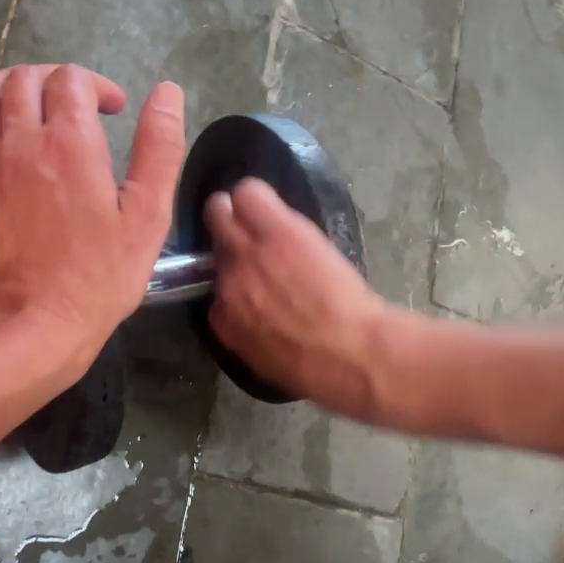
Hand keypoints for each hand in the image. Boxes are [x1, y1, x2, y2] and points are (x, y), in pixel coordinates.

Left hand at [0, 66, 184, 362]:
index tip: (114, 110)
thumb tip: (167, 91)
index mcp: (69, 142)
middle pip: (22, 79)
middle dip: (52, 79)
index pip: (71, 80)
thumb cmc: (102, 274)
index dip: (97, 85)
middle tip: (74, 104)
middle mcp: (20, 143)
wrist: (41, 324)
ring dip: (0, 88)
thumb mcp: (148, 214)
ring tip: (23, 104)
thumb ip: (159, 148)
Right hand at [203, 179, 396, 417]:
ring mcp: (247, 252)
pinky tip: (270, 201)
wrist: (350, 352)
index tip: (252, 276)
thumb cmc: (320, 368)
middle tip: (245, 231)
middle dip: (223, 233)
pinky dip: (256, 194)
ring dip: (236, 209)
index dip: (234, 277)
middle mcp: (226, 282)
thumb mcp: (270, 362)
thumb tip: (256, 320)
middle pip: (213, 240)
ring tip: (258, 212)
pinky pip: (250, 194)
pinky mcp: (273, 230)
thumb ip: (252, 335)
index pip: (214, 288)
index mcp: (224, 321)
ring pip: (222, 210)